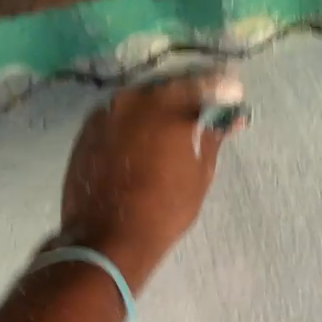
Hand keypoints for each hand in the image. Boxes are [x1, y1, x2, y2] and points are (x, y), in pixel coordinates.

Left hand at [59, 70, 243, 288]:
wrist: (107, 237)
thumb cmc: (164, 208)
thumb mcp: (200, 174)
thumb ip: (213, 138)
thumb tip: (228, 120)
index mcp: (167, 105)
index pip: (202, 84)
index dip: (221, 88)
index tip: (234, 92)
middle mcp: (134, 99)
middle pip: (167, 89)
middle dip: (188, 96)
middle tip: (203, 108)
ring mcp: (106, 113)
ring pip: (139, 102)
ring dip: (158, 109)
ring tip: (173, 125)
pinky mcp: (87, 131)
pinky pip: (119, 117)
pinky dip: (134, 123)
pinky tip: (144, 138)